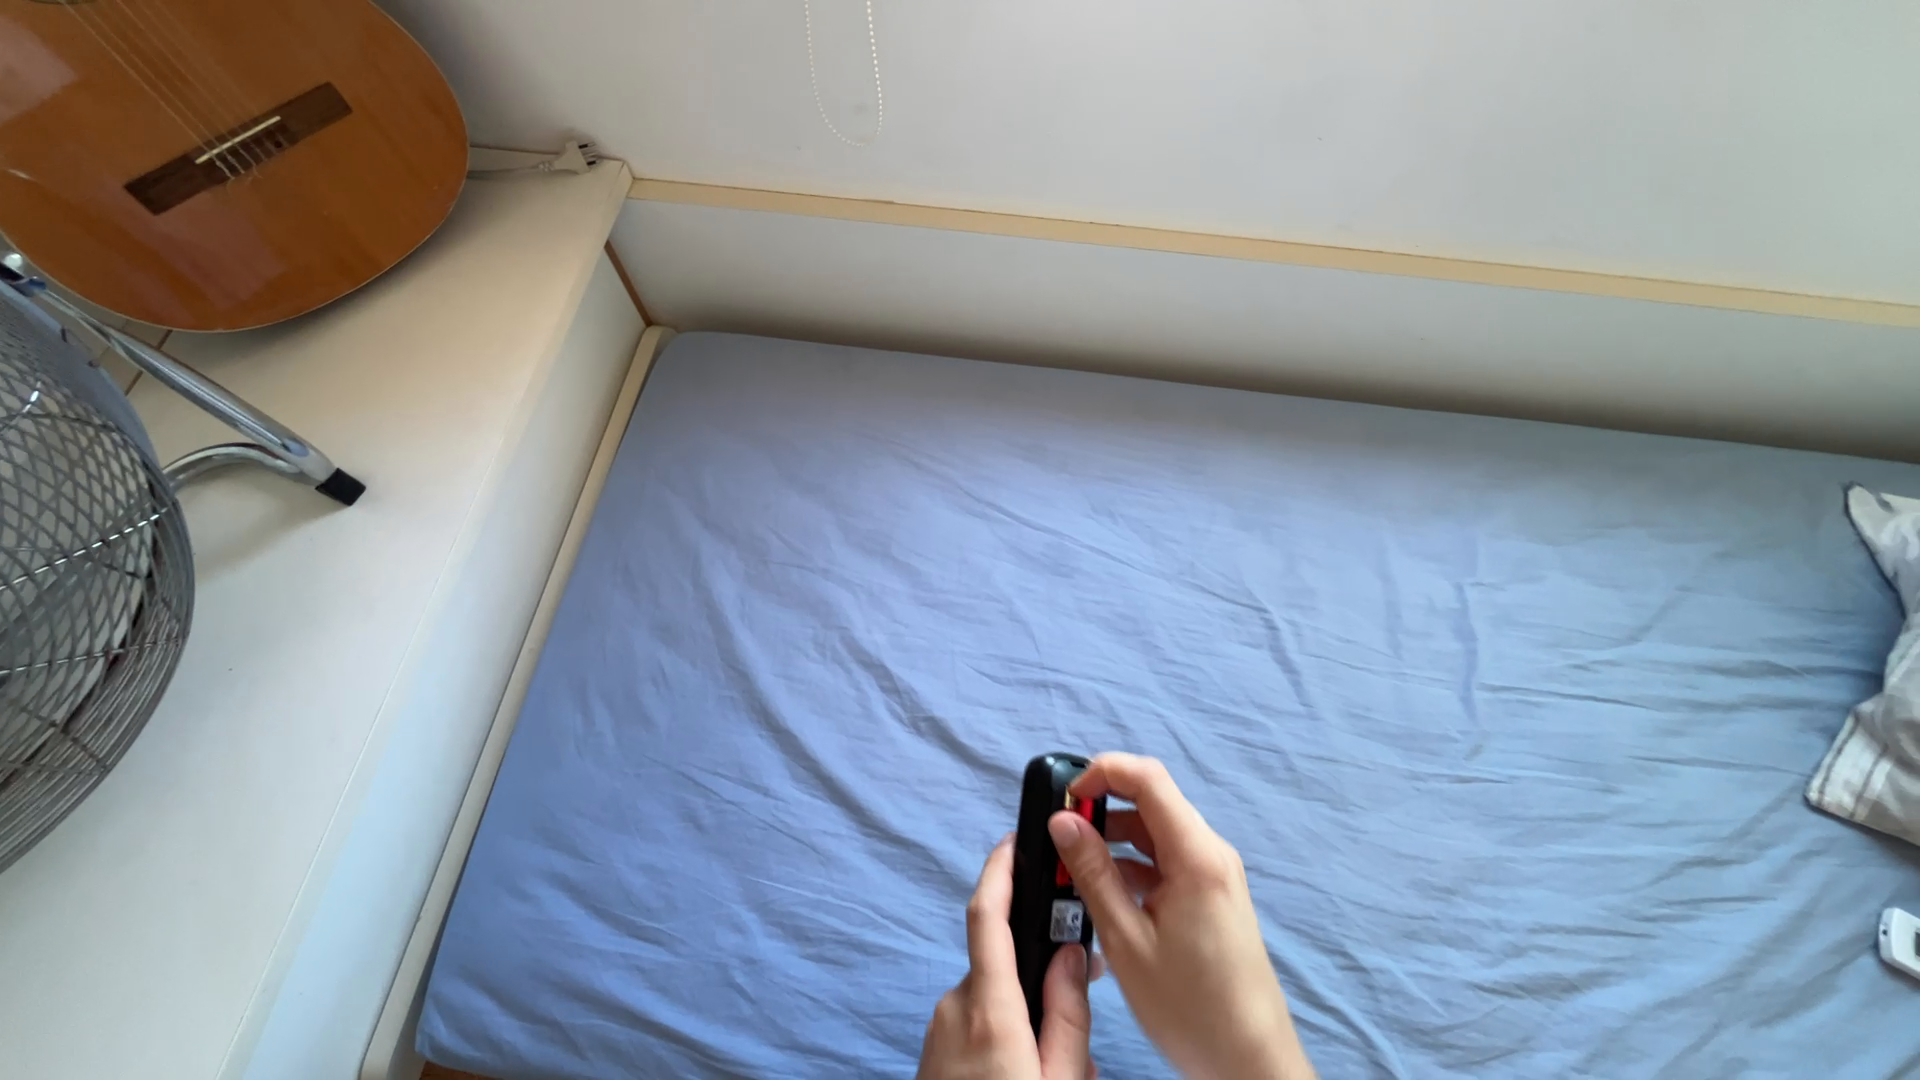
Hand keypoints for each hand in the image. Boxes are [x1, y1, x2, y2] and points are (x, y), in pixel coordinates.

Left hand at [917, 835, 1094, 1079]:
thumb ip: (1068, 1017)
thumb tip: (1070, 956)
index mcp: (988, 1010)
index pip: (987, 916)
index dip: (999, 870)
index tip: (1013, 840)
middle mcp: (956, 1008)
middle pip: (1004, 964)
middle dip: (1041, 973)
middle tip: (1083, 1002)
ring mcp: (938, 1028)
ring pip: (996, 999)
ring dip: (1028, 1015)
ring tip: (1064, 1064)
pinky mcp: (933, 1050)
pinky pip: (978, 1024)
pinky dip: (1007, 1035)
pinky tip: (1031, 1069)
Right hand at [1049, 754, 1314, 1079]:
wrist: (1251, 1063)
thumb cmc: (1189, 1006)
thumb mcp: (1125, 939)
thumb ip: (1092, 871)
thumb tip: (1062, 820)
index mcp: (1196, 855)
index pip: (1148, 777)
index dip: (1103, 771)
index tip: (1067, 796)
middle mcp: (1210, 851)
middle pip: (1152, 799)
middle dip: (1103, 803)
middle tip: (1062, 831)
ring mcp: (1214, 871)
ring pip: (1156, 828)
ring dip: (1114, 834)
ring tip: (1075, 864)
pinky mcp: (1210, 892)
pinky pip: (1166, 856)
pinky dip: (1132, 861)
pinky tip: (1104, 890)